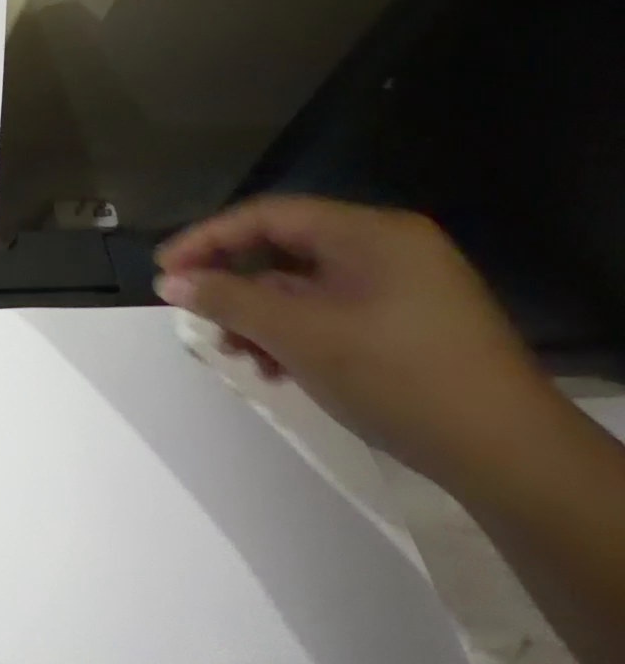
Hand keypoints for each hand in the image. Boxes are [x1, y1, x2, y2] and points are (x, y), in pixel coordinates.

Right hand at [154, 196, 560, 482]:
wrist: (500, 448)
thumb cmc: (394, 374)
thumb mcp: (297, 334)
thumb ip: (227, 300)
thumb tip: (169, 281)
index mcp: (369, 233)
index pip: (267, 215)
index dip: (206, 238)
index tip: (162, 271)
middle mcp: (385, 247)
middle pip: (281, 250)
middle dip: (233, 286)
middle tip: (197, 319)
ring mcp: (399, 284)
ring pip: (300, 286)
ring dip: (258, 317)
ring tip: (241, 356)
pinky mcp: (402, 320)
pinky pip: (326, 311)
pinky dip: (291, 333)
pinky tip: (278, 368)